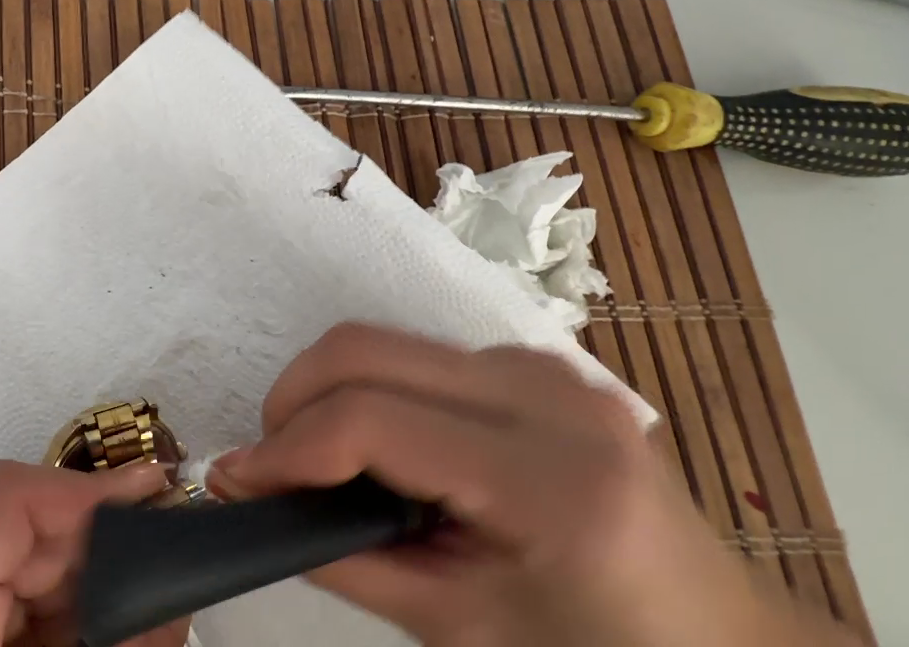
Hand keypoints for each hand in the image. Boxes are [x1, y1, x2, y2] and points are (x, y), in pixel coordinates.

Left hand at [0, 459, 191, 646]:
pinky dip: (57, 612)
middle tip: (169, 568)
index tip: (156, 496)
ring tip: (137, 620)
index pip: (7, 501)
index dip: (85, 491)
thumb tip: (174, 596)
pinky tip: (98, 634)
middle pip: (16, 533)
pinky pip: (4, 596)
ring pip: (16, 563)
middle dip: (99, 549)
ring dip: (84, 586)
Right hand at [205, 324, 857, 646]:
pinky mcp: (536, 362)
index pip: (372, 422)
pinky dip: (366, 389)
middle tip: (268, 464)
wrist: (722, 644)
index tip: (236, 481)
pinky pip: (415, 354)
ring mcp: (547, 367)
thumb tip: (246, 498)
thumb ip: (343, 558)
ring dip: (323, 390)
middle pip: (363, 350)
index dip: (286, 449)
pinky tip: (375, 446)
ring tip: (316, 458)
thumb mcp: (459, 627)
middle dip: (290, 401)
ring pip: (380, 341)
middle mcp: (551, 396)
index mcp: (552, 481)